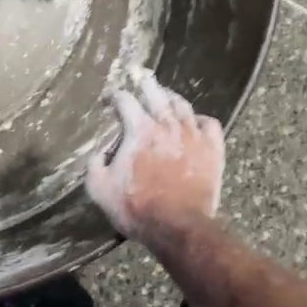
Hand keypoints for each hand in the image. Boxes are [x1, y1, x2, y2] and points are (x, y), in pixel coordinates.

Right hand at [85, 73, 224, 241]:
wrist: (178, 228)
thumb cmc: (136, 207)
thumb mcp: (99, 188)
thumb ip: (94, 164)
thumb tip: (97, 153)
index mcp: (139, 130)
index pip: (125, 100)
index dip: (114, 96)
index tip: (109, 100)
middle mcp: (167, 125)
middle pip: (156, 92)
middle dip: (145, 83)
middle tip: (139, 77)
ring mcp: (193, 136)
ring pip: (182, 105)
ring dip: (171, 97)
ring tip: (165, 97)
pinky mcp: (212, 151)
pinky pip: (210, 124)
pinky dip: (201, 119)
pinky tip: (195, 123)